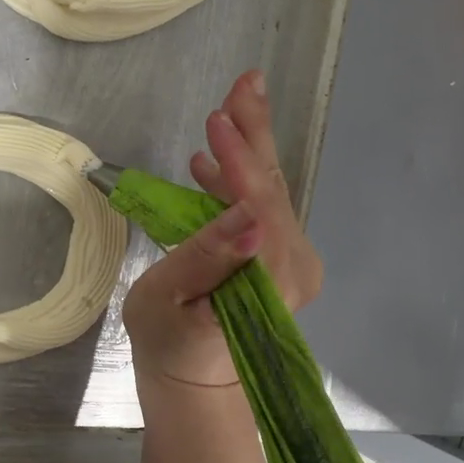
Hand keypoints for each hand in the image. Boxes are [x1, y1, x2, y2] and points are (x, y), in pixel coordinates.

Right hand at [122, 70, 323, 388]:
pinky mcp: (276, 258)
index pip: (256, 204)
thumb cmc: (170, 343)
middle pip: (272, 188)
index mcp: (269, 276)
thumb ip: (206, 257)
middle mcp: (294, 264)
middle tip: (245, 84)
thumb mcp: (170, 301)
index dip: (239, 158)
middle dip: (255, 135)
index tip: (218, 117)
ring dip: (248, 148)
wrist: (193, 378)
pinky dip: (239, 178)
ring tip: (229, 109)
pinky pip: (260, 207)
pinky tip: (212, 162)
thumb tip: (246, 217)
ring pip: (268, 192)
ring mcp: (289, 260)